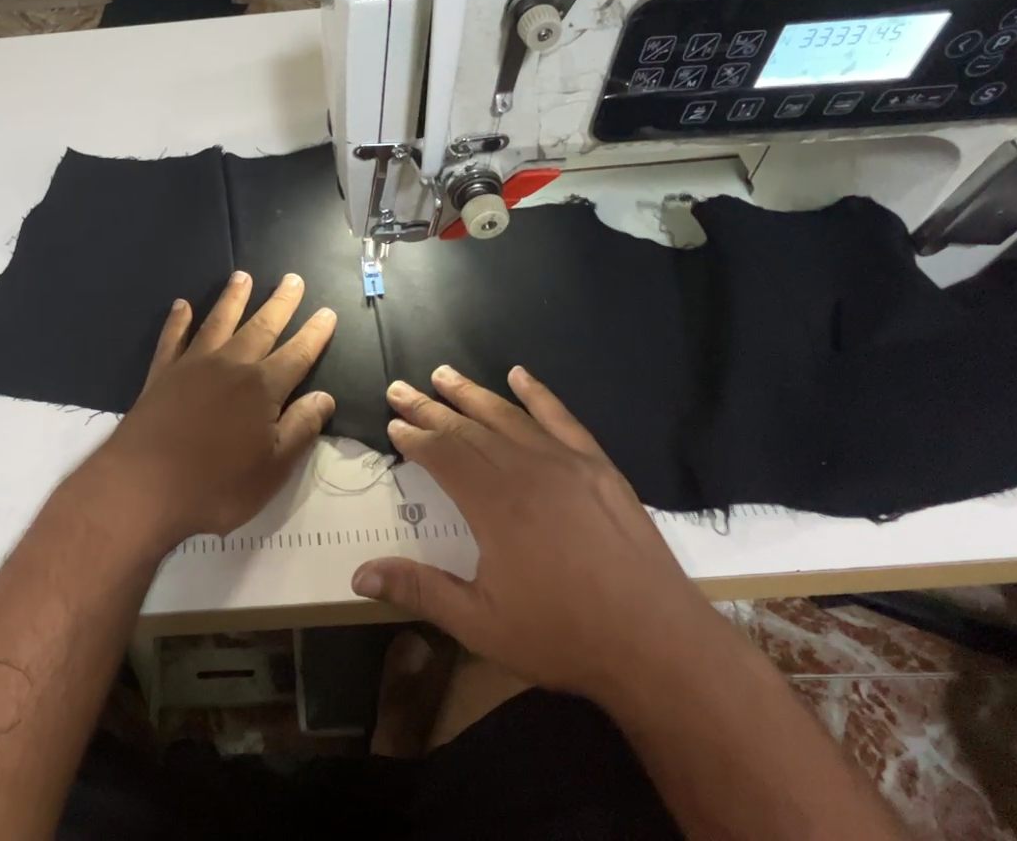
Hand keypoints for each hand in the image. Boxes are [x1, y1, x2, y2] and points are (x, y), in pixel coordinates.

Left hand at [69, 271, 336, 553]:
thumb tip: (325, 397)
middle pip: (261, 327)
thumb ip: (300, 428)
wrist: (142, 487)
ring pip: (218, 322)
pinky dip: (178, 320)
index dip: (315, 334)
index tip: (327, 311)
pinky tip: (182, 305)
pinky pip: (172, 338)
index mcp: (263, 389)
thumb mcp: (273, 468)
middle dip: (280, 303)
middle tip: (293, 279)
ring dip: (233, 298)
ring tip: (243, 276)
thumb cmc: (217, 487)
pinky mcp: (160, 375)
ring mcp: (192, 366)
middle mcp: (230, 366)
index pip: (298, 354)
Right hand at [350, 365, 720, 700]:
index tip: (393, 424)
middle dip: (431, 409)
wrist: (657, 642)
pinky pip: (563, 420)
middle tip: (400, 389)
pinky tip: (520, 375)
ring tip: (443, 374)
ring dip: (473, 394)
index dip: (415, 438)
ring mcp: (568, 465)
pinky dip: (538, 395)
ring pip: (510, 418)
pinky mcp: (601, 469)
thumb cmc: (562, 635)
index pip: (444, 456)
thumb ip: (420, 591)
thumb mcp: (480, 623)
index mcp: (494, 506)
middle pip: (469, 430)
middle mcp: (528, 472)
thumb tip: (359, 575)